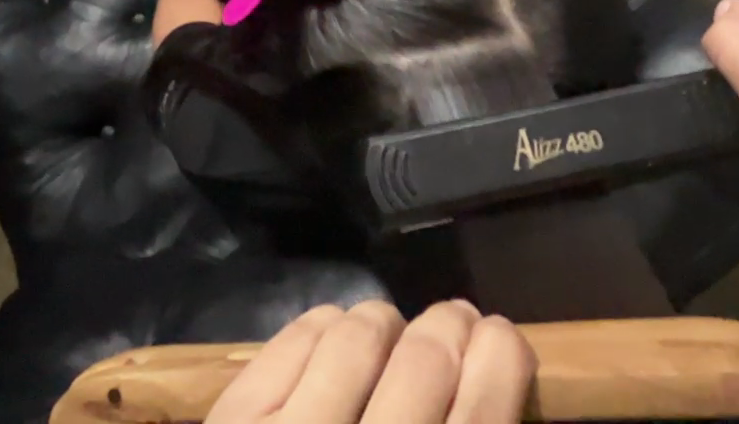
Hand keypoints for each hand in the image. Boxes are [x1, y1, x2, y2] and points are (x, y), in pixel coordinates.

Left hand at [206, 300, 535, 423]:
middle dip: (451, 326)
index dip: (502, 355)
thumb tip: (492, 372)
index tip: (501, 340)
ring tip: (390, 345)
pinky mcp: (235, 419)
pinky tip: (334, 352)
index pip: (480, 411)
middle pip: (426, 356)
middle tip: (455, 324)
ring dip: (388, 327)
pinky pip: (302, 332)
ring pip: (362, 331)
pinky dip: (329, 328)